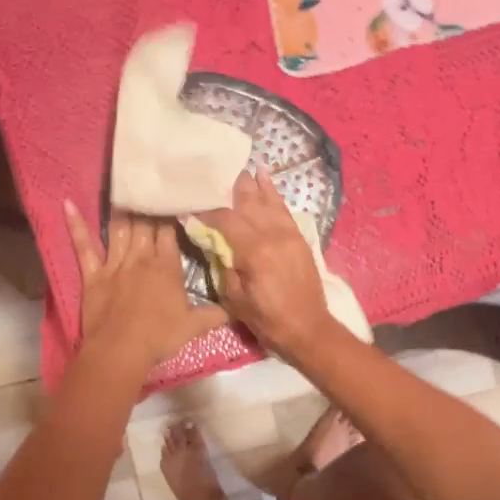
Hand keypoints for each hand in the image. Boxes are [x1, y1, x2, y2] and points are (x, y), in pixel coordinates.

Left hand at [64, 201, 227, 369]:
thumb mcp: (194, 327)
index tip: (172, 200)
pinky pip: (84, 246)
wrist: (121, 350)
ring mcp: (114, 264)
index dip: (170, 215)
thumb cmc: (160, 337)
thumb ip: (215, 315)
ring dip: (121, 210)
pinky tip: (67, 204)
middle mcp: (141, 259)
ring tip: (121, 189)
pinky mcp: (92, 275)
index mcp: (166, 267)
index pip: (169, 233)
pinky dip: (76, 225)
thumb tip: (234, 310)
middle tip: (148, 187)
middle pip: (145, 225)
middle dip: (147, 206)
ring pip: (118, 230)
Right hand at [195, 170, 332, 355]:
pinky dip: (273, 193)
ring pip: (266, 201)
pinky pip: (283, 209)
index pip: (226, 219)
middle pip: (247, 203)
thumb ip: (223, 267)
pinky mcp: (298, 238)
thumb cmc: (268, 320)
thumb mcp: (235, 299)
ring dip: (251, 185)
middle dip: (229, 190)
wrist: (308, 329)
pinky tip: (263, 177)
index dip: (207, 212)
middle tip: (211, 176)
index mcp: (255, 251)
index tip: (191, 207)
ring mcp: (289, 234)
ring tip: (237, 170)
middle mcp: (273, 235)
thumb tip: (214, 244)